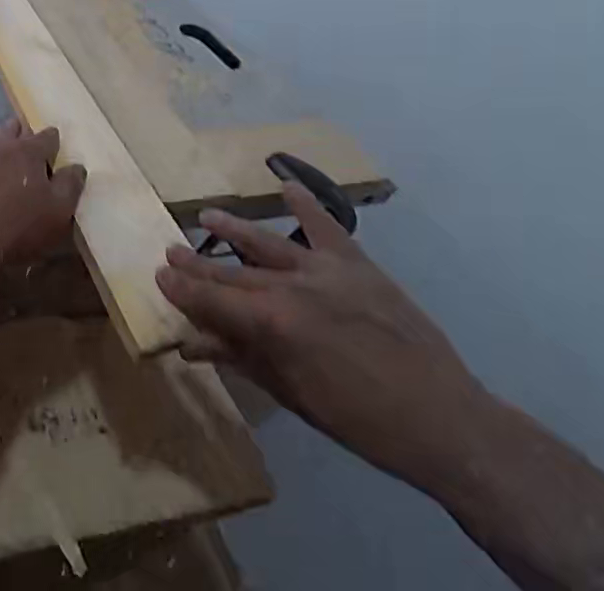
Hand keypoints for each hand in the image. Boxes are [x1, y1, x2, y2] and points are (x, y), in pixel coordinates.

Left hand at [0, 120, 85, 270]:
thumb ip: (70, 185)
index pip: (48, 135)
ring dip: (3, 144)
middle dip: (26, 136)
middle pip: (17, 129)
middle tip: (32, 155)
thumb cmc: (18, 229)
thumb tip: (76, 166)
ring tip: (8, 162)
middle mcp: (1, 145)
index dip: (55, 144)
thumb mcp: (58, 212)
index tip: (56, 153)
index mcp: (29, 150)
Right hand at [155, 183, 489, 486]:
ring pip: (266, 242)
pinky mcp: (358, 265)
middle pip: (231, 270)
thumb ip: (240, 358)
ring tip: (206, 215)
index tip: (159, 274)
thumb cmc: (358, 418)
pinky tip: (286, 185)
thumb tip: (192, 342)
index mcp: (271, 323)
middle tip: (170, 249)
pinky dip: (306, 205)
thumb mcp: (290, 393)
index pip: (211, 299)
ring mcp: (325, 270)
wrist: (443, 419)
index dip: (182, 288)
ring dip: (233, 228)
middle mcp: (290, 287)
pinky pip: (326, 227)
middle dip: (196, 261)